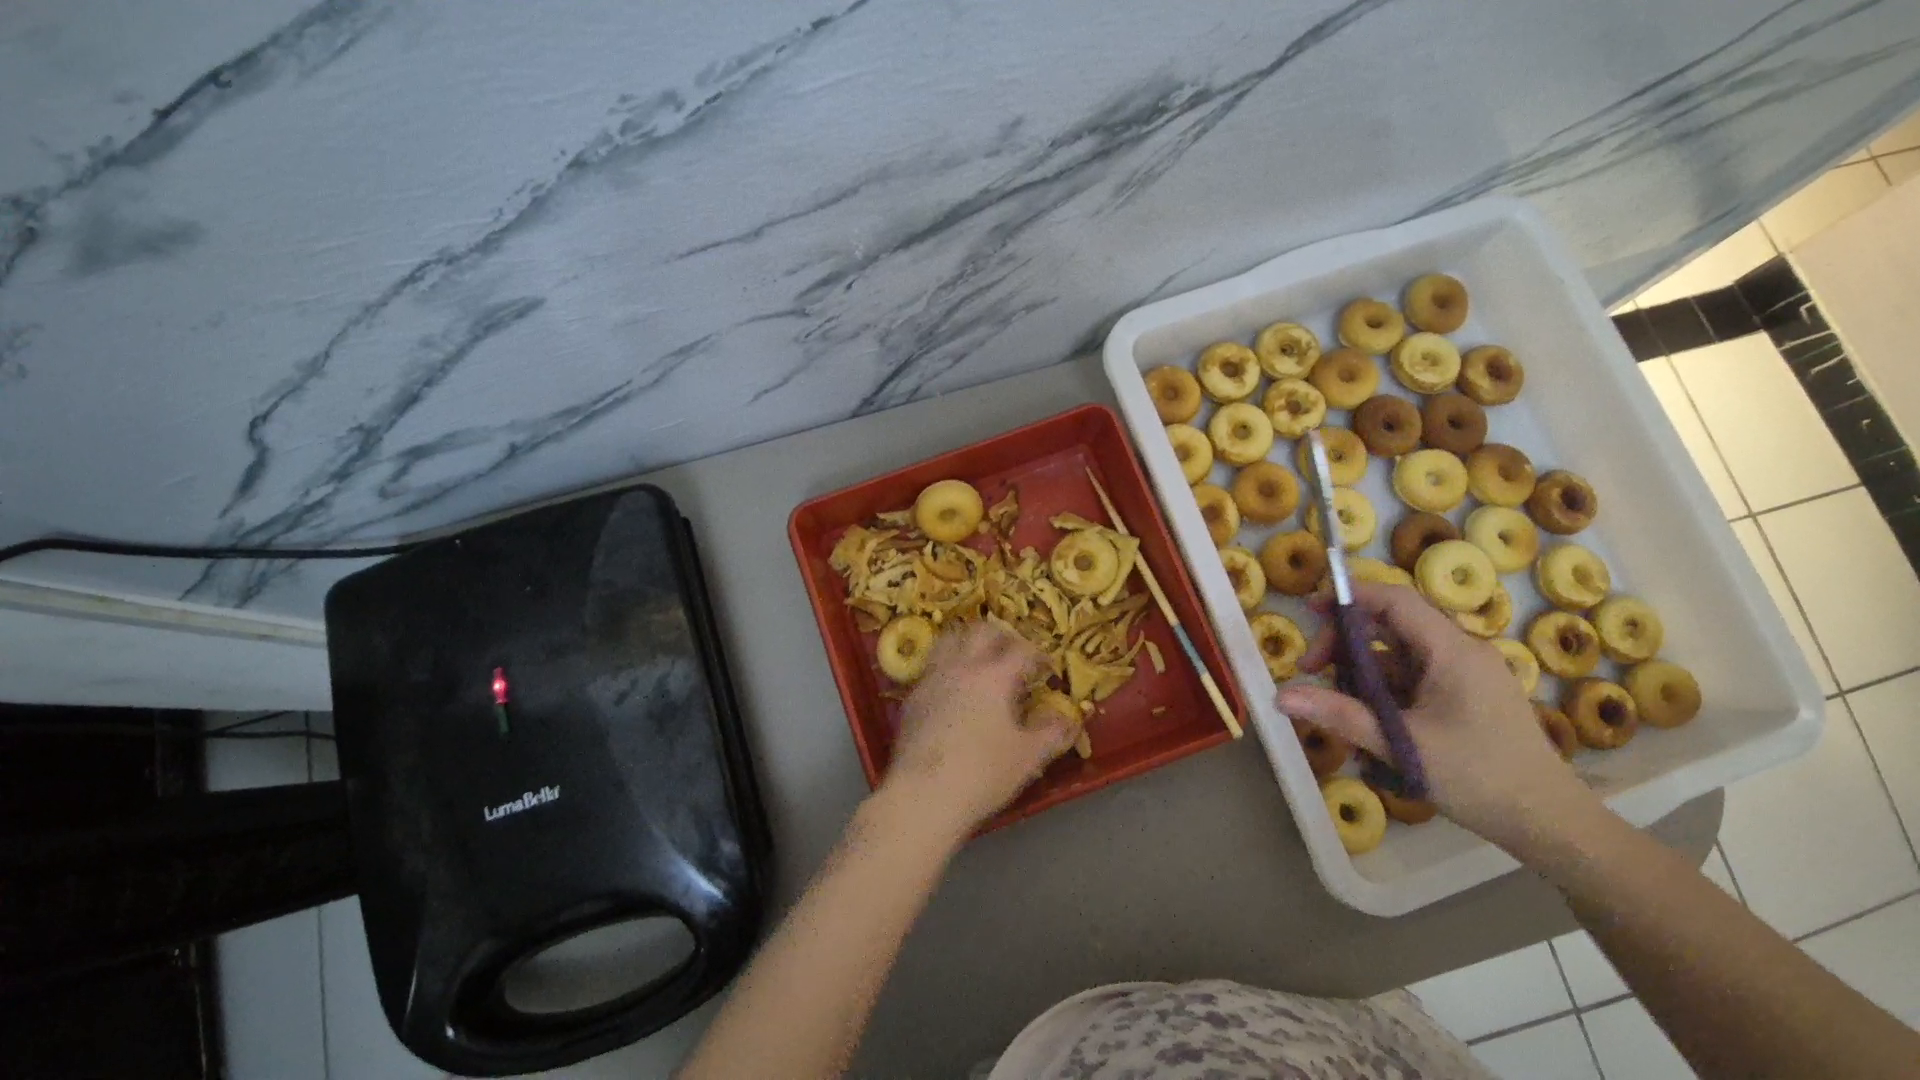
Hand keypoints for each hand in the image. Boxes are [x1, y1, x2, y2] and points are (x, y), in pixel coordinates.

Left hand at [881, 623, 1075, 838]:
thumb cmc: (982, 774)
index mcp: (993, 677)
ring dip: (968, 643)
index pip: (1021, 650)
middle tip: (1015, 653)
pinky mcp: (911, 700)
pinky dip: (947, 668)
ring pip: (948, 641)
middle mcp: (960, 668)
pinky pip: (931, 669)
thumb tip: (1068, 719)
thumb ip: (1052, 734)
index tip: (1046, 668)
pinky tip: (953, 691)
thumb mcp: (1028, 757)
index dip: (1038, 654)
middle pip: (981, 631)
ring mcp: (931, 681)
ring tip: (980, 661)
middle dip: (1002, 636)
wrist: (922, 796)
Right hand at [1275, 582, 1599, 848]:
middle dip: (1347, 644)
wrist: (1548, 821)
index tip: (1309, 608)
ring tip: (1340, 707)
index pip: (1395, 600)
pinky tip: (1371, 724)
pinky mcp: (1469, 697)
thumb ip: (1340, 715)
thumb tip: (1282, 696)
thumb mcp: (1402, 744)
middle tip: (1314, 672)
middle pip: (1392, 626)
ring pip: (1401, 656)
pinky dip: (1387, 692)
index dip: (1350, 596)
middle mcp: (1462, 652)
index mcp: (1452, 651)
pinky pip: (1416, 678)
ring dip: (1365, 673)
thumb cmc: (1479, 777)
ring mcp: (1468, 675)